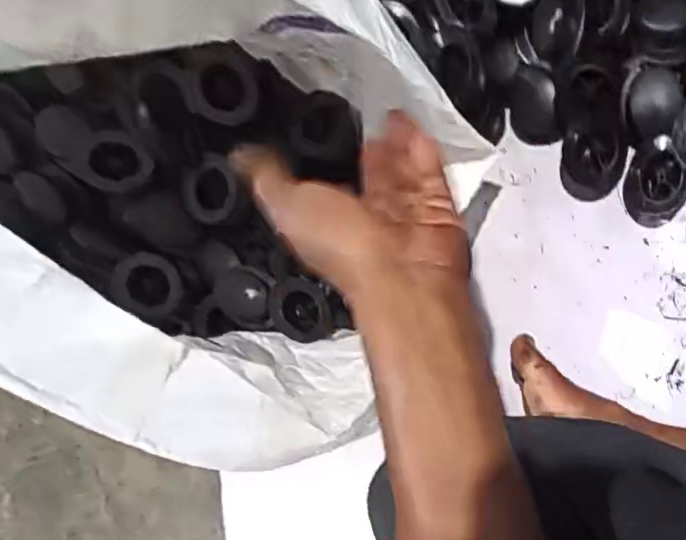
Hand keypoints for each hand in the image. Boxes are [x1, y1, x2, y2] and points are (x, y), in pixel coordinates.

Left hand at [231, 110, 467, 303]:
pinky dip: (425, 155)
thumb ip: (265, 177)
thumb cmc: (348, 254)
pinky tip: (416, 133)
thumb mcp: (283, 206)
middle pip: (373, 177)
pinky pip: (432, 179)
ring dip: (398, 144)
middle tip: (366, 118)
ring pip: (403, 174)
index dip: (328, 157)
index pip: (331, 184)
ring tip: (393, 117)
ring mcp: (409, 220)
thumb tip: (245, 157)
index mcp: (335, 225)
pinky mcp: (440, 215)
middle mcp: (373, 225)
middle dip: (370, 148)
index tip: (323, 131)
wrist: (403, 276)